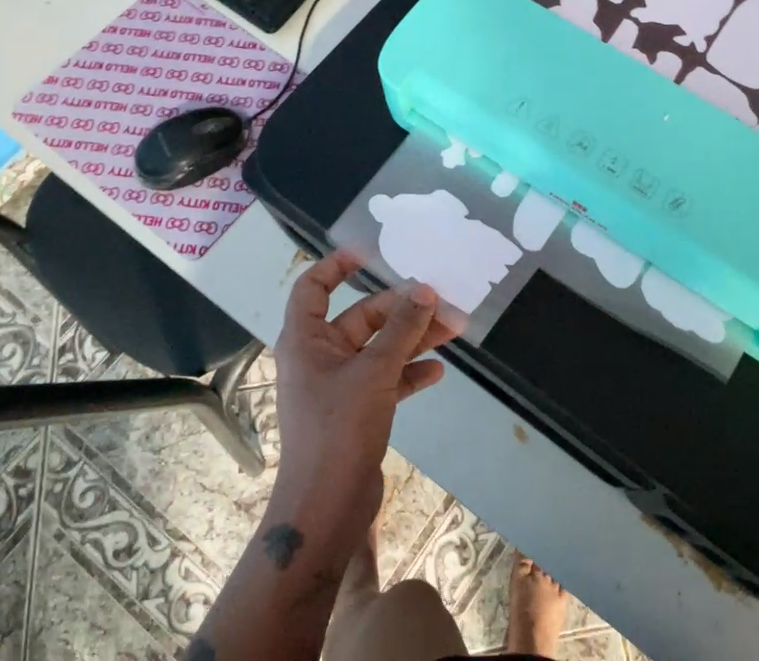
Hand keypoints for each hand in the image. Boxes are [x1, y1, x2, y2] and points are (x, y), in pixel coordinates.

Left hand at [272, 253, 454, 521]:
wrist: (327, 504)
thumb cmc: (339, 428)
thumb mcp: (374, 372)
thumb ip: (401, 330)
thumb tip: (424, 290)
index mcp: (305, 340)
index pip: (312, 288)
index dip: (335, 266)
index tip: (370, 254)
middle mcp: (319, 356)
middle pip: (360, 317)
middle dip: (400, 309)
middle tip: (441, 300)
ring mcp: (338, 385)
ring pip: (378, 348)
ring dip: (412, 339)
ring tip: (453, 329)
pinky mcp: (356, 410)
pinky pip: (385, 379)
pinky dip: (409, 373)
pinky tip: (437, 371)